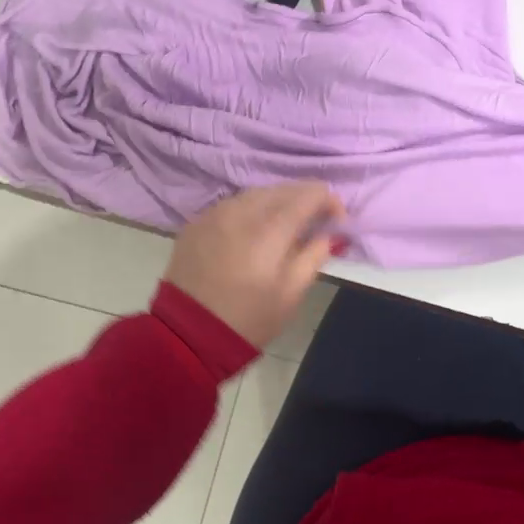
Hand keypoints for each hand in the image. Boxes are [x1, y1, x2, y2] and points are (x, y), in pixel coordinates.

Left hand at [167, 183, 345, 348]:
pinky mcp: (196, 223)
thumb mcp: (291, 294)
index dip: (330, 202)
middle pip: (282, 189)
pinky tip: (253, 234)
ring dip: (277, 204)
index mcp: (270, 229)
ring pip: (256, 194)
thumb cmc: (249, 319)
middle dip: (305, 201)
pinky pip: (232, 206)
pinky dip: (251, 212)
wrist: (187, 334)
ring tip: (285, 229)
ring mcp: (214, 213)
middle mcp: (241, 210)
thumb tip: (329, 235)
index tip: (336, 225)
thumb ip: (314, 256)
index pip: (309, 194)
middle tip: (315, 226)